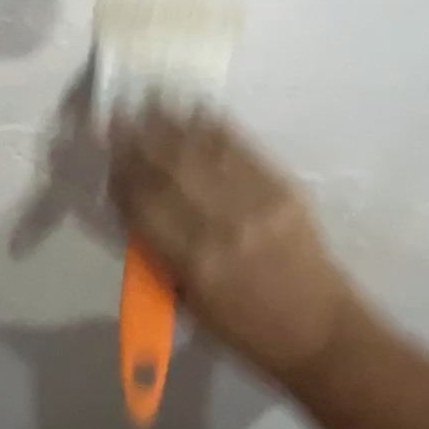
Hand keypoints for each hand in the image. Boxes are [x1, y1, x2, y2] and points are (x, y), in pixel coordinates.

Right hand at [106, 103, 356, 384]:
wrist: (320, 331)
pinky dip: (214, 125)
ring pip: (204, 149)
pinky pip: (241, 148)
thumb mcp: (191, 304)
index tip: (108, 152)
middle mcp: (222, 226)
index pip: (145, 205)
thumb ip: (160, 255)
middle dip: (140, 136)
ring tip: (150, 97)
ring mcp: (256, 201)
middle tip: (120, 111)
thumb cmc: (248, 331)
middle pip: (170, 168)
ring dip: (172, 121)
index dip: (122, 174)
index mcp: (195, 263)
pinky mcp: (282, 187)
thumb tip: (133, 208)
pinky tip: (195, 106)